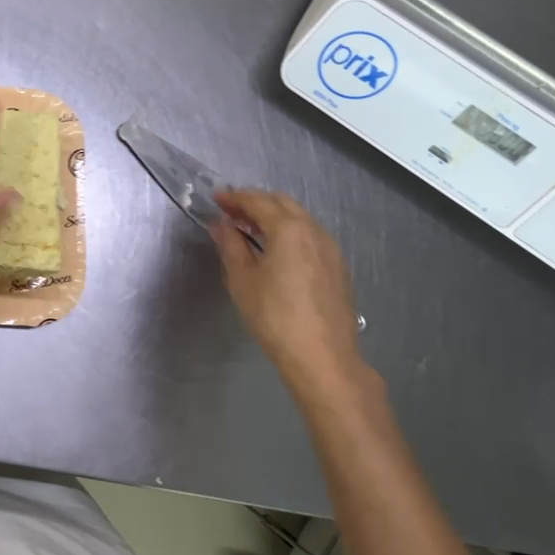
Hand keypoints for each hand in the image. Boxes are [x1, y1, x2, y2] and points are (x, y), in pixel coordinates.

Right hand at [210, 190, 364, 395]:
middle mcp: (313, 230)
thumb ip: (231, 245)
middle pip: (282, 203)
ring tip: (251, 230)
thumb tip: (223, 225)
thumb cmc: (275, 316)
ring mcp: (330, 248)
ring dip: (274, 217)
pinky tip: (277, 251)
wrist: (323, 357)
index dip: (234, 198)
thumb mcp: (242, 279)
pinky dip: (290, 232)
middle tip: (231, 213)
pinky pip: (311, 236)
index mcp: (288, 229)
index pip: (258, 201)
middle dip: (256, 203)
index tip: (216, 199)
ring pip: (300, 218)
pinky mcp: (338, 267)